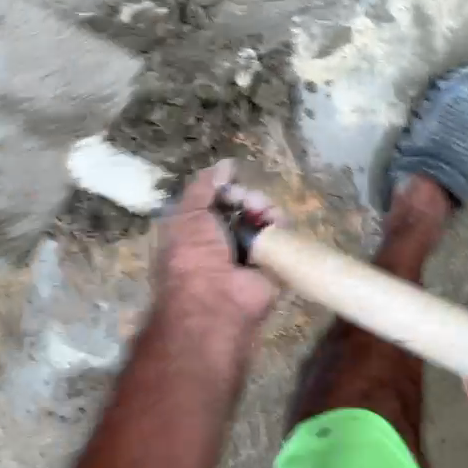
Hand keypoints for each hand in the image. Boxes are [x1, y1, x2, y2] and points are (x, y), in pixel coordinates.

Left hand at [154, 162, 278, 337]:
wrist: (214, 302)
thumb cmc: (191, 255)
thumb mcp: (187, 214)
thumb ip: (203, 186)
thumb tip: (225, 165)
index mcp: (197, 234)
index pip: (217, 202)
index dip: (224, 189)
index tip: (229, 183)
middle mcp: (223, 244)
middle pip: (243, 208)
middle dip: (247, 197)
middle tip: (248, 201)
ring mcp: (249, 256)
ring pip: (263, 219)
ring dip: (265, 208)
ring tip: (262, 211)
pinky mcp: (272, 266)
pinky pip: (281, 238)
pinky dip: (280, 225)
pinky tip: (276, 221)